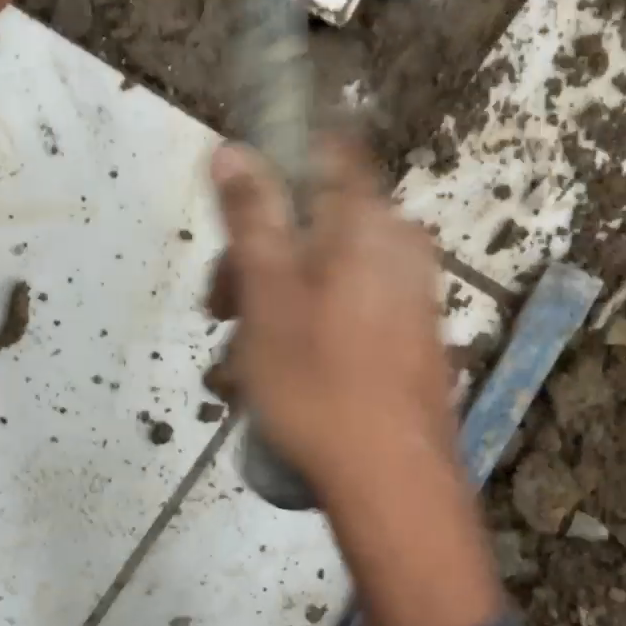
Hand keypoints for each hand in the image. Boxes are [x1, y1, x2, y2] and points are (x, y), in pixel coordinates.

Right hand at [207, 137, 454, 502]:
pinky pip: (339, 310)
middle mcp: (398, 247)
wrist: (386, 475)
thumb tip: (230, 149)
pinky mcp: (404, 336)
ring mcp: (406, 294)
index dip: (270, 170)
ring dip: (268, 304)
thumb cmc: (316, 382)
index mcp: (368, 225)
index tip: (228, 218)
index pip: (324, 155)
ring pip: (318, 273)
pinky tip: (275, 374)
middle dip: (254, 259)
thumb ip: (250, 219)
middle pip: (311, 223)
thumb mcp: (267, 296)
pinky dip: (299, 329)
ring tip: (239, 359)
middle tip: (219, 311)